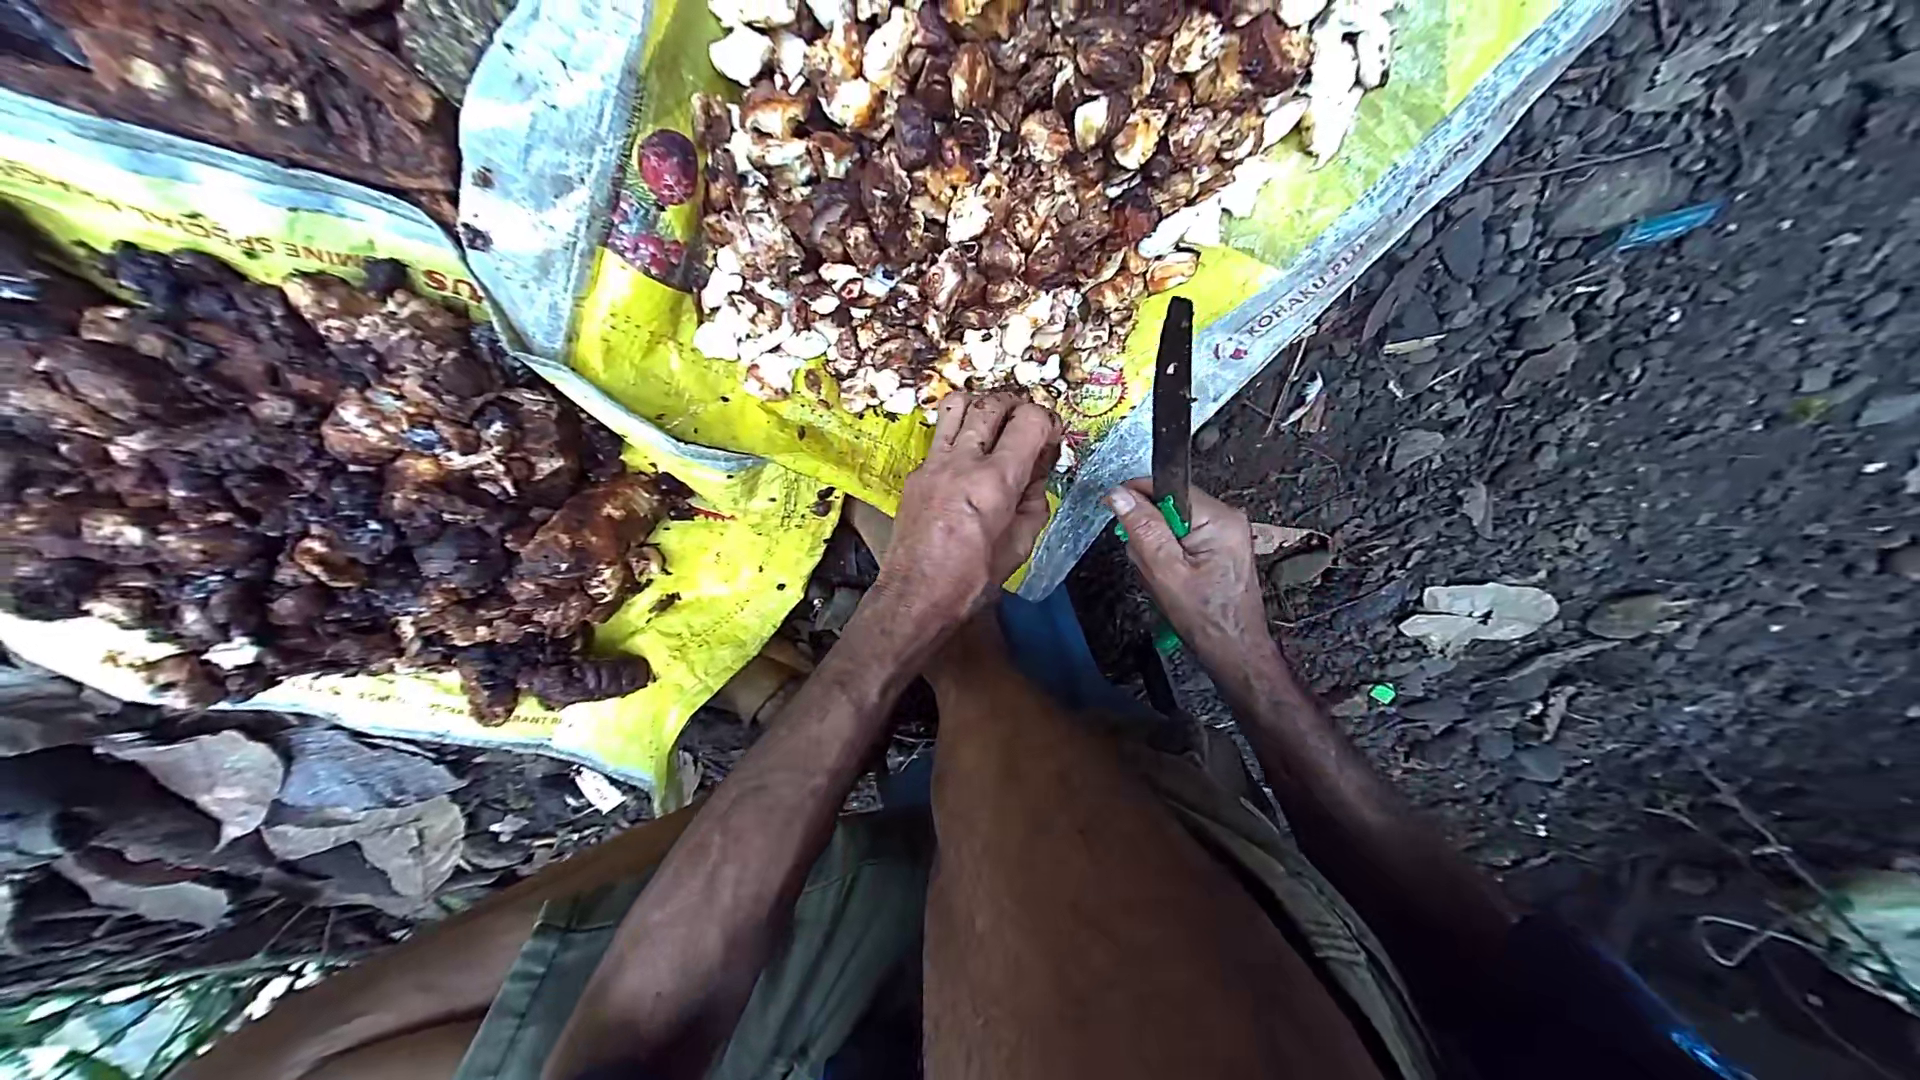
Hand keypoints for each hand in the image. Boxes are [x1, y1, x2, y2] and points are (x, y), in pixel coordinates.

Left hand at [873, 392, 1060, 635]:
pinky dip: (959, 432)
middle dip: (1018, 405)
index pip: (1029, 420)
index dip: (1048, 422)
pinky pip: (940, 435)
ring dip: (983, 406)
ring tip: (994, 423)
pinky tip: (967, 454)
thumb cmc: (972, 580)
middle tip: (1026, 424)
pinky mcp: (916, 472)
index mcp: (996, 482)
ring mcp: (934, 463)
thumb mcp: (1020, 545)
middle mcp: (963, 462)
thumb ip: (1035, 499)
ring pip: (958, 405)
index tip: (1051, 437)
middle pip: (994, 403)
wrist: (916, 595)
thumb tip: (1039, 469)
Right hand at [1104, 479, 1282, 681]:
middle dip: (1148, 532)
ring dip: (1157, 547)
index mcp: (1218, 518)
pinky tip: (1173, 578)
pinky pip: (1181, 538)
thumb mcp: (1165, 571)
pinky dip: (1169, 556)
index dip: (1137, 501)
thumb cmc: (1205, 617)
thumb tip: (1119, 494)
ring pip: (1171, 523)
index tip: (1122, 524)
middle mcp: (1226, 517)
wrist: (1233, 649)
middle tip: (1151, 564)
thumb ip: (1142, 529)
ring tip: (1163, 576)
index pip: (1166, 486)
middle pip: (1167, 505)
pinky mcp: (1219, 545)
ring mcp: (1224, 532)